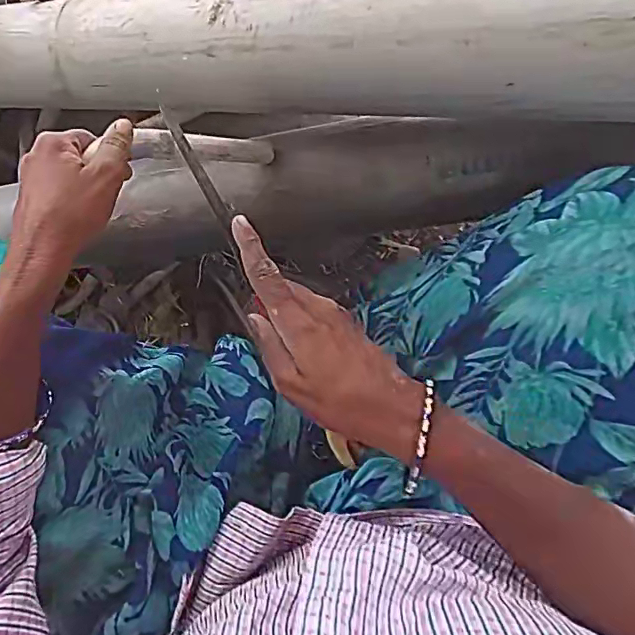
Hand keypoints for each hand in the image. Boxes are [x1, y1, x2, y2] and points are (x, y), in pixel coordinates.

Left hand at [9, 118, 134, 266]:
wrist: (41, 253)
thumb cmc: (66, 219)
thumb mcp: (105, 176)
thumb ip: (116, 147)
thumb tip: (122, 128)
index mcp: (52, 143)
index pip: (92, 138)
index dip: (110, 158)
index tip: (117, 173)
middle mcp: (37, 157)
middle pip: (81, 157)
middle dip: (97, 176)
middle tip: (104, 194)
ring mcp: (31, 180)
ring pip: (71, 178)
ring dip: (85, 192)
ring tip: (88, 210)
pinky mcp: (32, 200)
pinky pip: (60, 195)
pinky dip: (71, 205)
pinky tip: (77, 219)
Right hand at [233, 215, 425, 460]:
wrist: (393, 409)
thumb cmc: (341, 403)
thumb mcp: (291, 384)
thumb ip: (268, 345)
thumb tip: (255, 317)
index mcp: (299, 323)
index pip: (267, 276)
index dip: (251, 248)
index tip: (241, 224)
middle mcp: (319, 309)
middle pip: (281, 286)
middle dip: (263, 296)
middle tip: (260, 329)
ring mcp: (335, 313)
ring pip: (297, 297)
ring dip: (283, 311)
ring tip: (288, 350)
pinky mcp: (346, 320)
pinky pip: (312, 309)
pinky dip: (299, 319)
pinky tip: (305, 350)